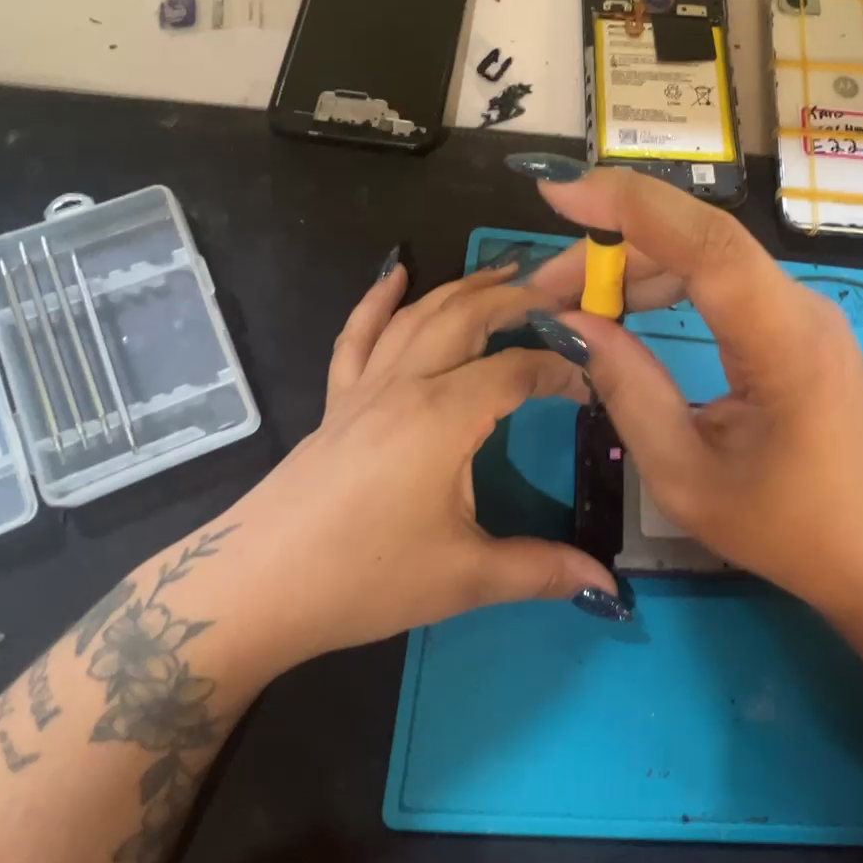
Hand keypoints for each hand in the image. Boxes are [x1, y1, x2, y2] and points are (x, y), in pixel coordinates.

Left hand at [208, 259, 620, 670]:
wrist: (255, 589)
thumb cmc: (364, 579)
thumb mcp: (464, 579)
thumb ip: (541, 571)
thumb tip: (607, 583)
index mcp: (444, 416)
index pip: (517, 370)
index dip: (561, 370)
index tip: (591, 385)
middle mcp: (405, 385)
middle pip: (466, 318)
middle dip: (516, 299)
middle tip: (560, 296)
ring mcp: (363, 389)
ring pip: (418, 316)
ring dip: (462, 288)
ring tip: (501, 273)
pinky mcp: (335, 403)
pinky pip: (358, 335)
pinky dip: (378, 299)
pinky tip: (394, 273)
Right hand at [522, 166, 862, 611]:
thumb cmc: (786, 525)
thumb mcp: (687, 476)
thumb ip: (629, 392)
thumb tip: (571, 325)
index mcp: (785, 342)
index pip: (707, 245)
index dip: (630, 206)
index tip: (557, 191)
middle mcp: (800, 308)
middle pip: (698, 243)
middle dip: (613, 248)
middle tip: (545, 288)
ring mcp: (801, 311)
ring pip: (707, 257)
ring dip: (635, 268)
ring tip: (572, 305)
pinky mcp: (793, 324)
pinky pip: (722, 283)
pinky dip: (666, 286)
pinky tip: (624, 310)